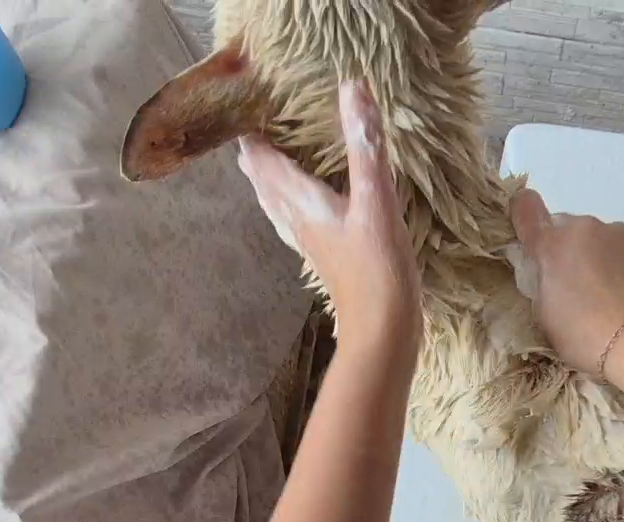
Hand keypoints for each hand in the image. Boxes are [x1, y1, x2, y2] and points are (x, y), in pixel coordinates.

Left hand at [237, 81, 419, 353]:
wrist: (382, 332)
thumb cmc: (378, 271)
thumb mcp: (377, 202)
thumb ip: (365, 146)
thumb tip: (353, 86)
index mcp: (303, 203)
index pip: (264, 160)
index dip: (250, 132)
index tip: (241, 102)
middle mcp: (299, 223)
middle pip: (265, 184)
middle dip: (255, 156)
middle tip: (247, 128)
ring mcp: (311, 246)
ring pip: (277, 207)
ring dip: (267, 184)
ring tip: (259, 166)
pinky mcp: (327, 263)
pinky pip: (297, 226)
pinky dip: (290, 209)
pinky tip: (299, 215)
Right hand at [510, 188, 623, 373]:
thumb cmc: (584, 334)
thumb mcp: (544, 315)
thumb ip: (537, 282)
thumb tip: (540, 268)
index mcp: (551, 244)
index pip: (525, 207)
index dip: (521, 218)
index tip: (526, 241)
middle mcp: (581, 228)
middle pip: (560, 227)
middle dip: (557, 249)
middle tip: (564, 286)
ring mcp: (613, 232)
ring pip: (588, 237)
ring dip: (585, 256)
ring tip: (594, 294)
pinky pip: (611, 248)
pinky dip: (607, 263)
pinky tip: (614, 293)